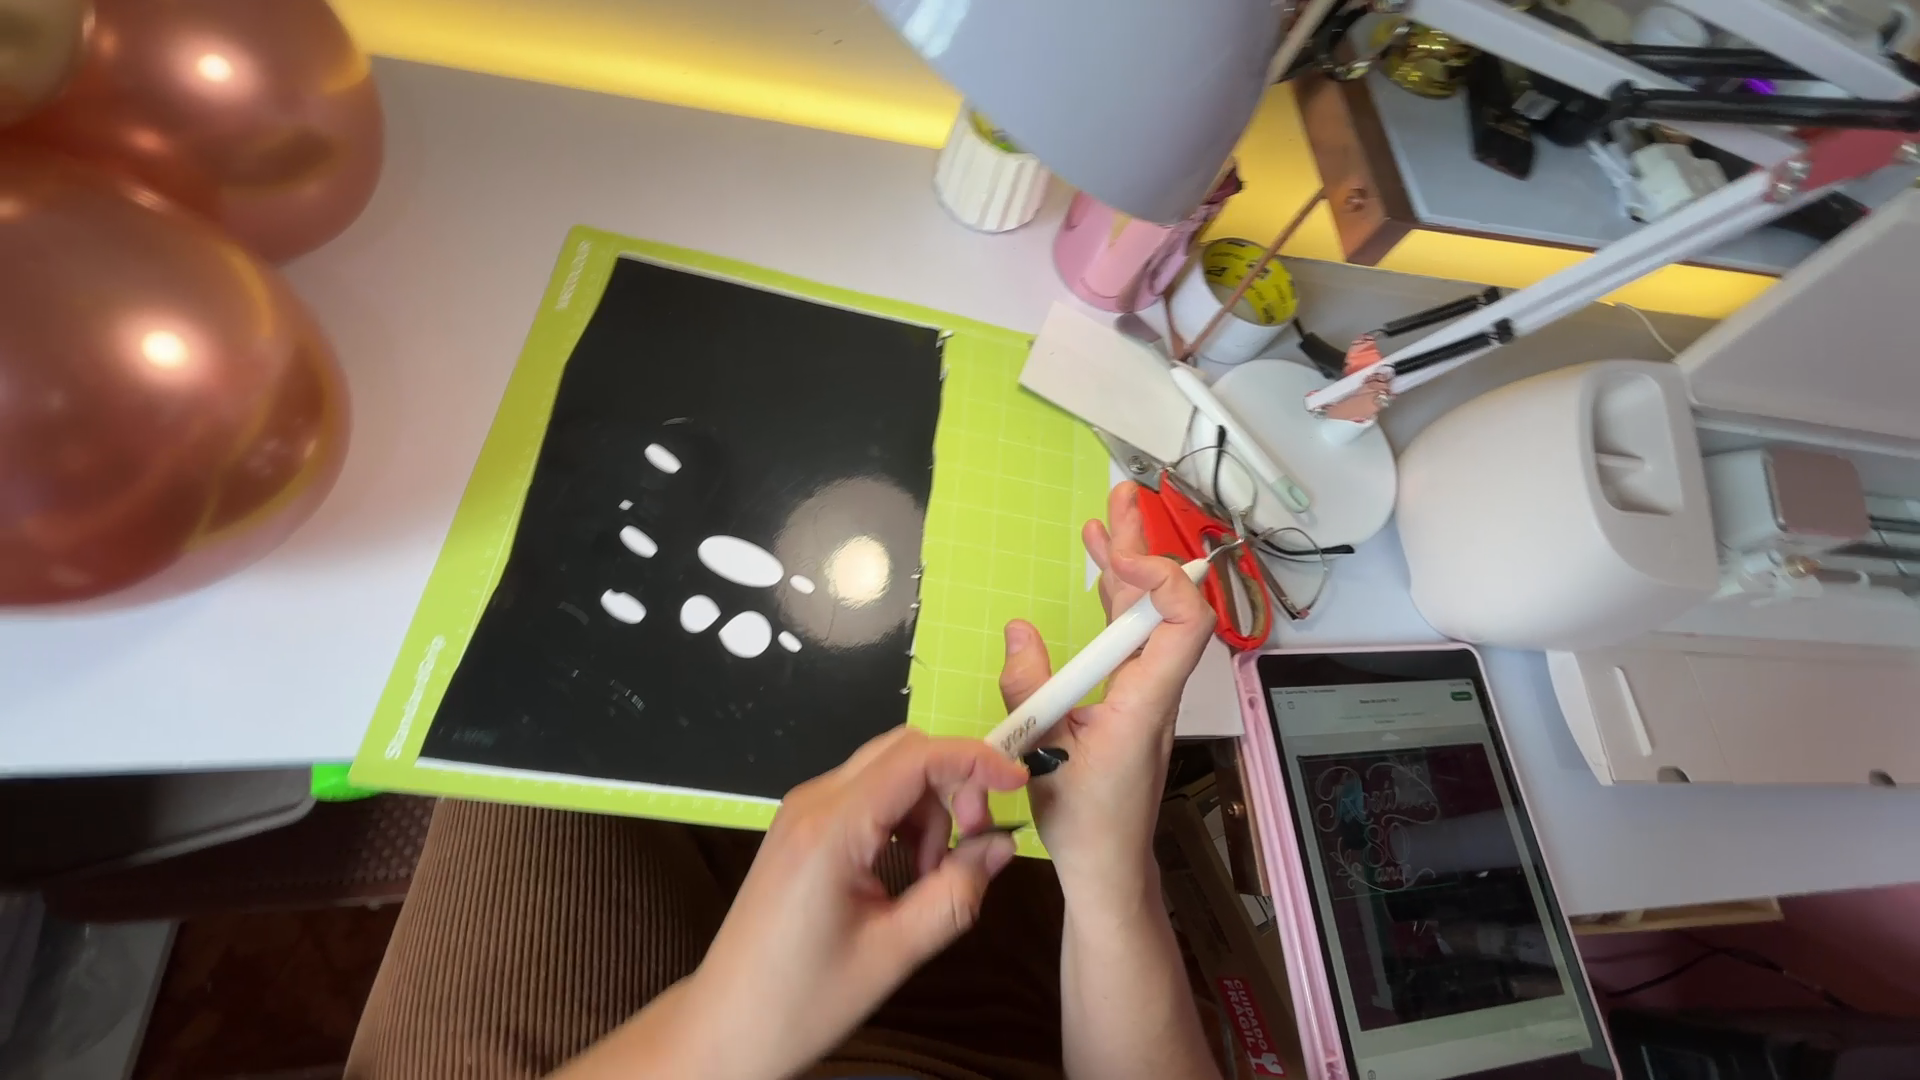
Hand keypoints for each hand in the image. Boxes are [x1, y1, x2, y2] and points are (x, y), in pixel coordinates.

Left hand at [672, 728, 1028, 1079]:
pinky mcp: (805, 823)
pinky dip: (903, 817)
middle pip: (903, 751)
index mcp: (831, 827)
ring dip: (928, 806)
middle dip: (952, 783)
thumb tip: (1001, 844)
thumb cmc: (803, 1000)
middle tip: (973, 840)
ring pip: (889, 769)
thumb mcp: (892, 953)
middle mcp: (815, 800)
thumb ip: (955, 894)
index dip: (973, 759)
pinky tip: (905, 868)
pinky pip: (869, 793)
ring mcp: (805, 808)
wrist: (722, 1027)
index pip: (915, 757)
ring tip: (932, 873)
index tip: (1016, 782)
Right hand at [999, 481, 1213, 908]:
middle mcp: (1153, 689)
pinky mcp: (1126, 698)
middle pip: (1163, 607)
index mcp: (1145, 704)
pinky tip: (1098, 578)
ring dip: (1126, 568)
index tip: (1118, 556)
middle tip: (1119, 499)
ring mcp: (1142, 692)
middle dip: (1141, 549)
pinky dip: (1112, 602)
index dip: (1160, 580)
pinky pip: (1125, 640)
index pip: (1183, 626)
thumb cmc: (1083, 824)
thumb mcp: (1041, 758)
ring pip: (1143, 619)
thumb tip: (1020, 630)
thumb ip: (1029, 691)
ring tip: (1105, 522)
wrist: (1107, 868)